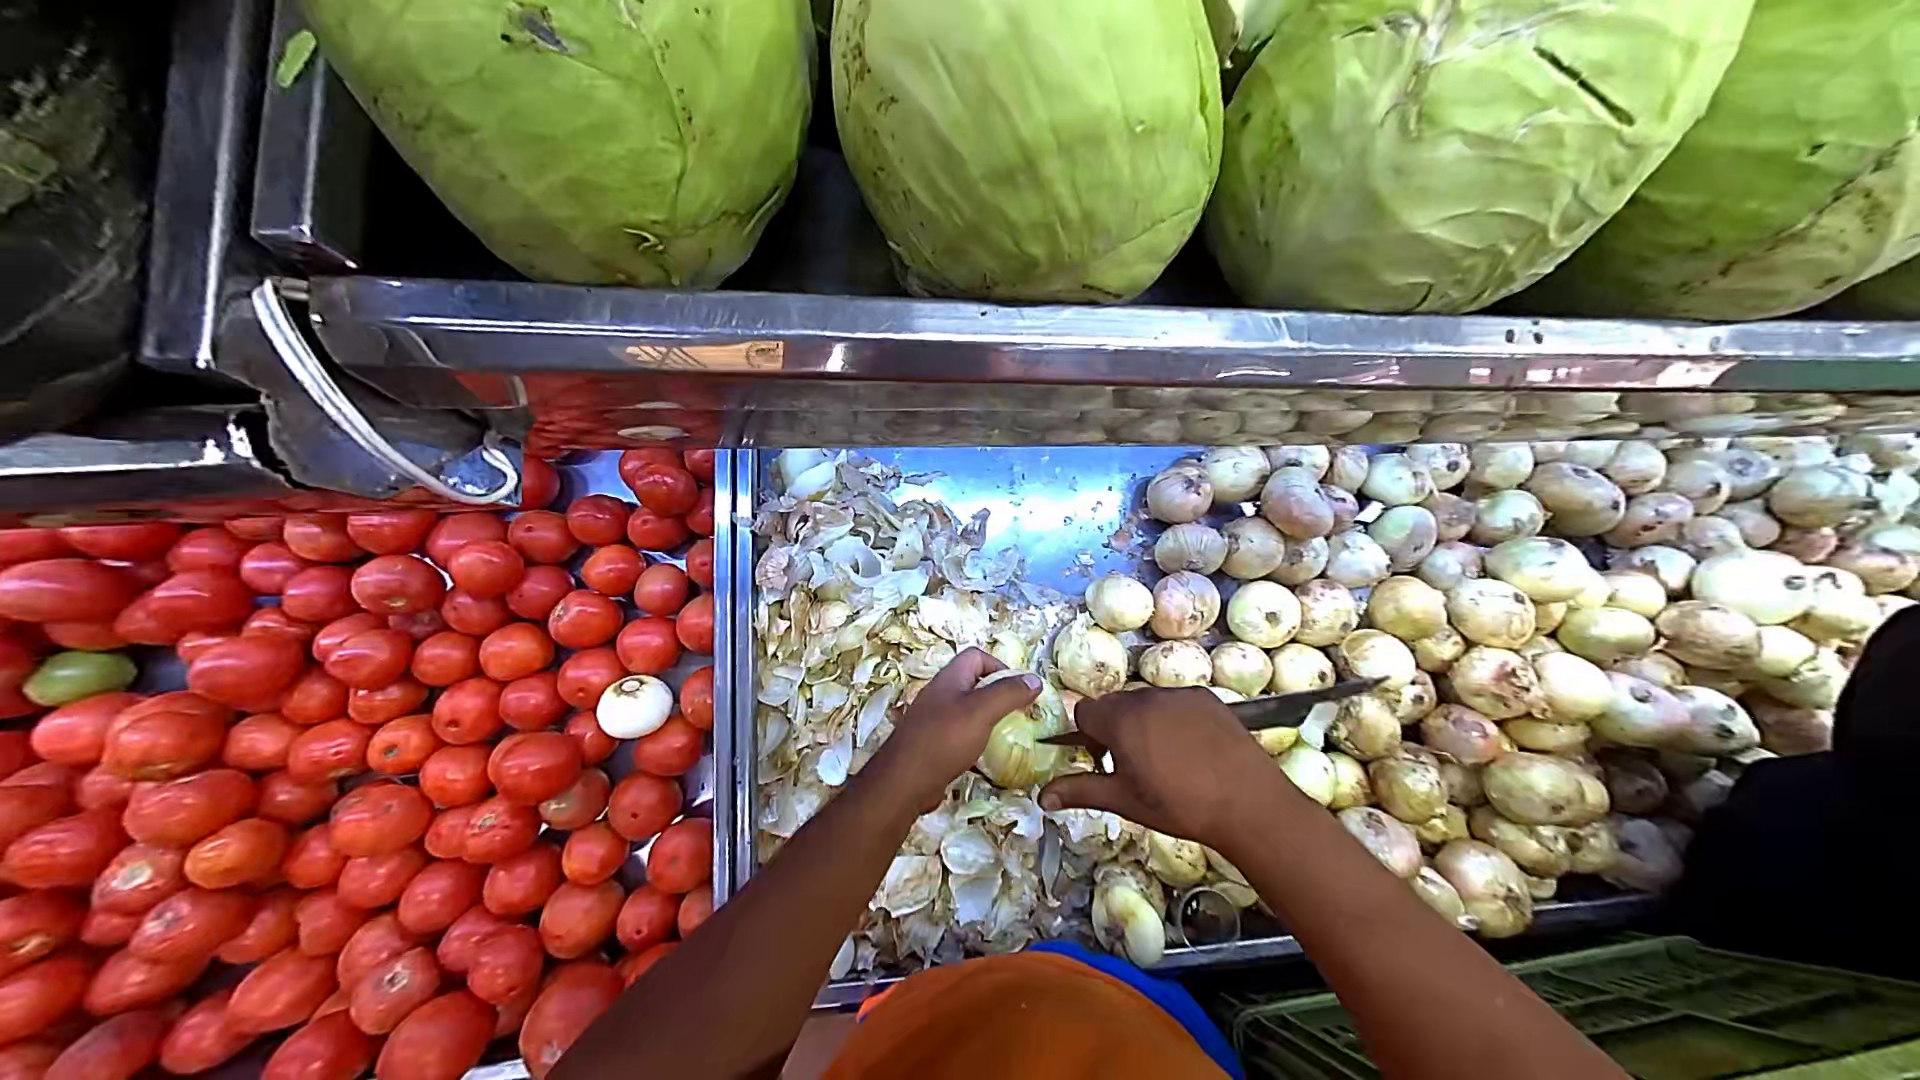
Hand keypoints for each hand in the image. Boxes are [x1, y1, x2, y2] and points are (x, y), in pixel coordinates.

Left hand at [864, 647, 1040, 811]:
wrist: (905, 781)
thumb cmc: (944, 739)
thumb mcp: (982, 711)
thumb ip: (1008, 693)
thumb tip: (1035, 679)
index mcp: (950, 678)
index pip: (977, 656)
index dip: (1000, 666)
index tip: (1017, 689)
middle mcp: (940, 694)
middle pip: (974, 683)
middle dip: (998, 694)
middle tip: (1017, 713)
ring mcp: (934, 719)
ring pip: (968, 710)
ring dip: (988, 719)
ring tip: (1006, 734)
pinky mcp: (933, 744)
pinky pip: (960, 734)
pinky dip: (976, 740)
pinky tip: (985, 756)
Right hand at [1039, 686, 1307, 850]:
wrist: (1249, 803)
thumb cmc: (1179, 805)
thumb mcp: (1124, 800)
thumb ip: (1080, 790)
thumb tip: (1041, 797)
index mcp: (1119, 720)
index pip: (1084, 712)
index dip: (1088, 735)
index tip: (1103, 759)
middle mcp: (1144, 697)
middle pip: (1114, 704)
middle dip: (1115, 727)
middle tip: (1133, 762)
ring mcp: (1177, 694)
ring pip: (1145, 701)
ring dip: (1144, 721)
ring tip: (1166, 757)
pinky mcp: (1204, 696)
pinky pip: (1175, 700)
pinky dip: (1173, 717)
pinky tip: (1191, 747)